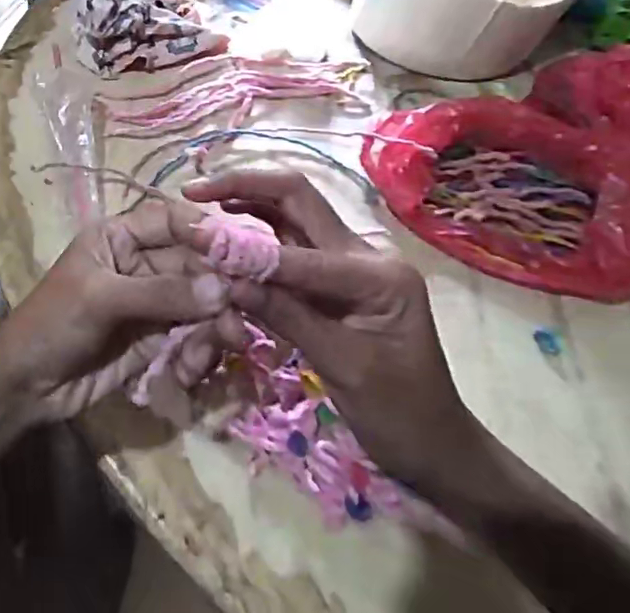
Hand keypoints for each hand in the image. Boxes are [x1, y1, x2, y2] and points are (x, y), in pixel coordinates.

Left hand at [0, 201, 241, 422]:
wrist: (25, 385)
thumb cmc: (53, 323)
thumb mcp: (101, 299)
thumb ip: (161, 294)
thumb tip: (222, 288)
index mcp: (119, 238)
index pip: (170, 221)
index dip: (203, 231)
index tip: (239, 252)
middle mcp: (140, 264)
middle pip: (194, 265)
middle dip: (218, 289)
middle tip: (239, 317)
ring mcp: (151, 304)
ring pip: (200, 304)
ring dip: (214, 326)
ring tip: (222, 347)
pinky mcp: (157, 340)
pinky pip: (192, 337)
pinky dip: (199, 353)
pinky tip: (189, 372)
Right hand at [183, 166, 485, 491]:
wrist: (435, 444)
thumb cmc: (400, 412)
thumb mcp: (343, 367)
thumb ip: (287, 316)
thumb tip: (227, 279)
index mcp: (377, 274)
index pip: (299, 251)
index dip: (243, 248)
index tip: (194, 237)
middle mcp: (363, 252)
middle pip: (298, 198)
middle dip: (244, 186)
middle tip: (194, 190)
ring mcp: (348, 260)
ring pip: (291, 212)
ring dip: (247, 199)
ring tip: (202, 200)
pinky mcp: (332, 275)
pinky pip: (289, 241)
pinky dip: (255, 229)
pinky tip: (228, 225)